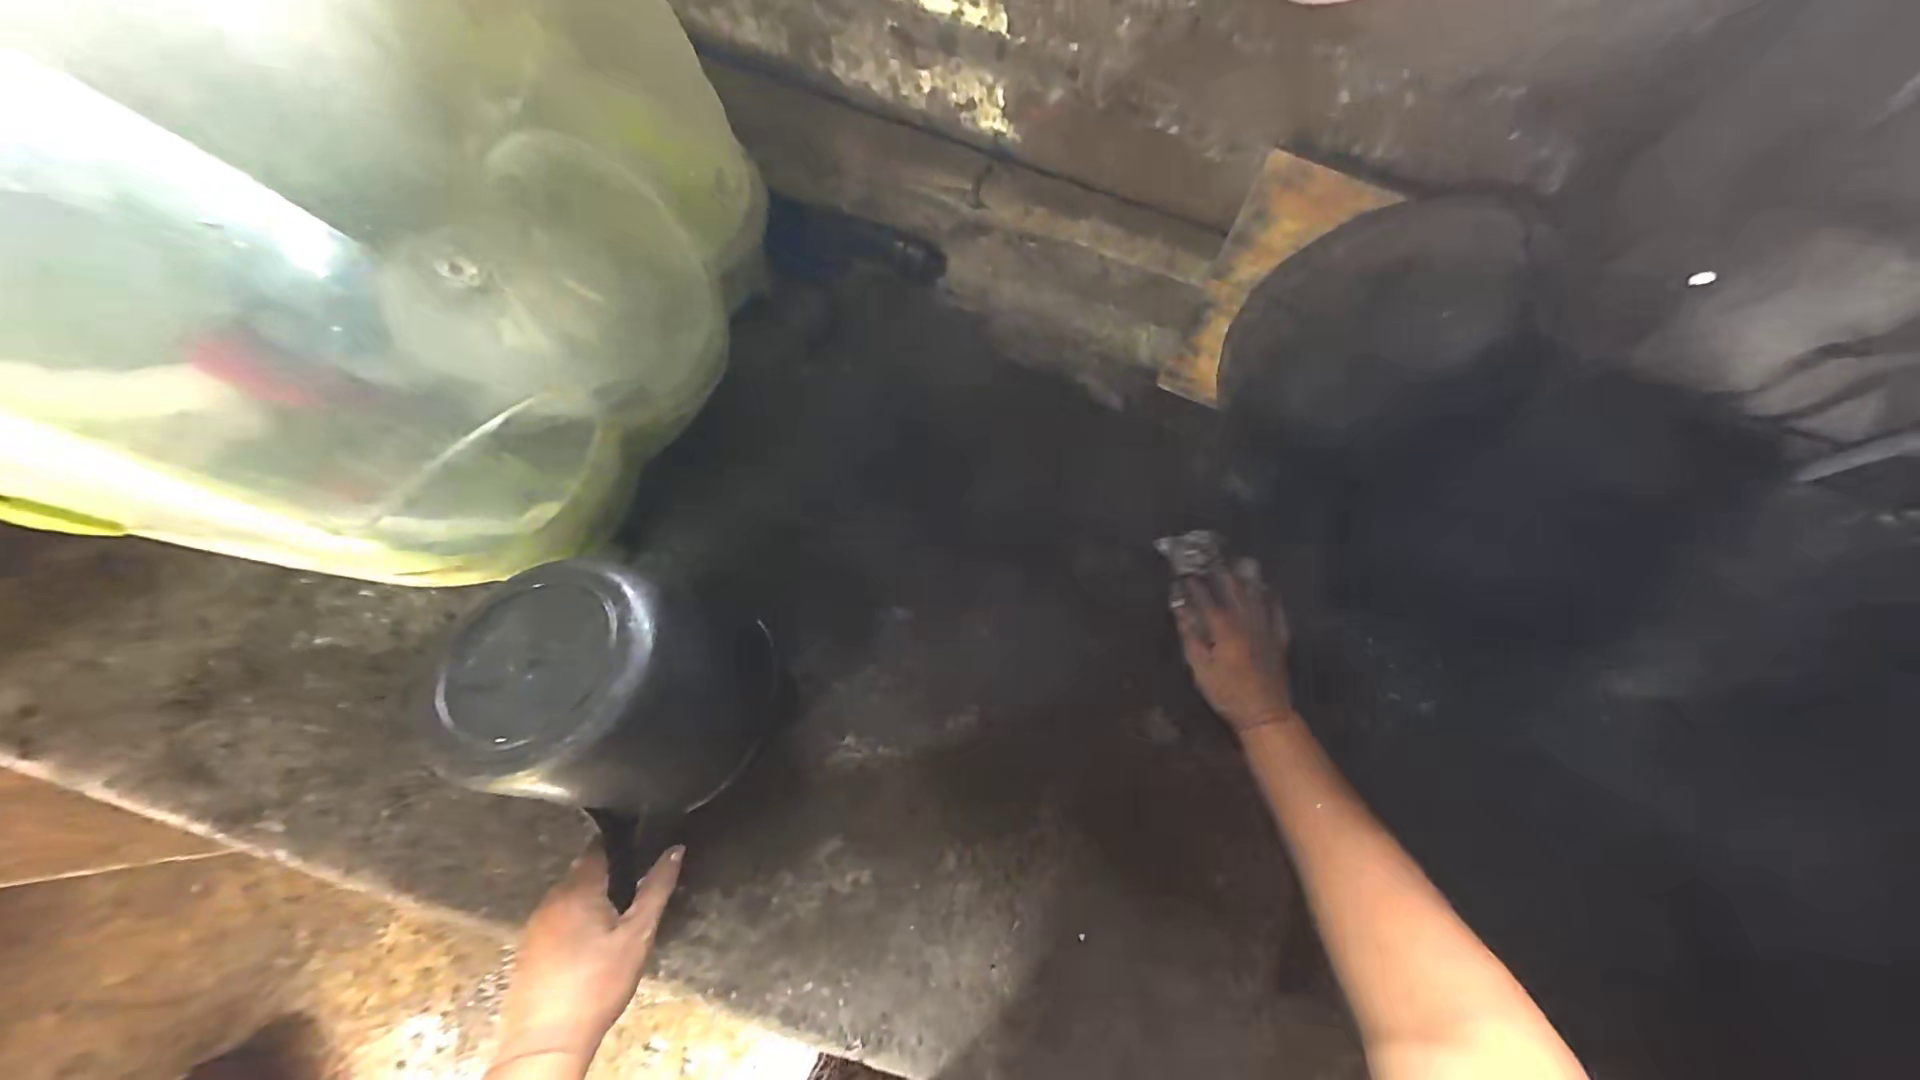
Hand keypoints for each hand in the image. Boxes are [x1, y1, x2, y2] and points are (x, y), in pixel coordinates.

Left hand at [489, 845, 683, 1077]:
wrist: (546, 1044)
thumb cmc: (598, 983)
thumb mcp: (638, 934)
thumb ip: (656, 888)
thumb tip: (675, 850)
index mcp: (578, 889)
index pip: (598, 848)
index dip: (622, 843)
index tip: (644, 846)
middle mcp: (551, 900)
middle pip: (583, 872)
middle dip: (609, 873)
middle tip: (637, 887)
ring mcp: (534, 926)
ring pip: (569, 897)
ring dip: (592, 898)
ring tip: (620, 914)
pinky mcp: (527, 951)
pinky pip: (557, 919)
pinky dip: (576, 920)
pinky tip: (592, 942)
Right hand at [1171, 558, 1296, 734]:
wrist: (1265, 713)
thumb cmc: (1226, 692)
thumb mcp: (1199, 666)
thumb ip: (1190, 635)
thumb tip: (1180, 609)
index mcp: (1224, 628)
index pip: (1206, 599)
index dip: (1195, 584)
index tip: (1185, 571)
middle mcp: (1246, 622)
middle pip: (1233, 591)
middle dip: (1222, 573)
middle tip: (1214, 557)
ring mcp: (1266, 629)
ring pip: (1257, 596)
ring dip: (1247, 578)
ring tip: (1242, 562)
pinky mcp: (1279, 639)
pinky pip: (1277, 612)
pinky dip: (1271, 598)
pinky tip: (1268, 590)